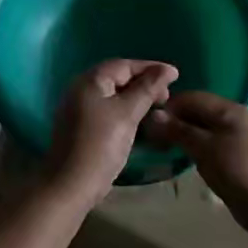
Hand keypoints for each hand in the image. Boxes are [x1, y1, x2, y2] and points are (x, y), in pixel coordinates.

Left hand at [46, 60, 178, 199]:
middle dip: (144, 84)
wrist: (72, 183)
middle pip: (117, 78)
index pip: (123, 65)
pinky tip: (140, 122)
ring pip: (113, 96)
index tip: (175, 76)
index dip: (150, 68)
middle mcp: (80, 90)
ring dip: (136, 99)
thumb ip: (147, 89)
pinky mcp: (81, 126)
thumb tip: (167, 69)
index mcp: (89, 81)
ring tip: (158, 109)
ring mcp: (78, 109)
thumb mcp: (128, 113)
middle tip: (167, 98)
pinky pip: (107, 111)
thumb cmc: (101, 144)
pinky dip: (125, 112)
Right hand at [145, 91, 247, 235]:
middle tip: (149, 137)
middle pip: (195, 112)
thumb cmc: (240, 171)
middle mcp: (233, 119)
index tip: (145, 121)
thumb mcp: (206, 148)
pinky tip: (178, 159)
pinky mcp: (234, 159)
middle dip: (172, 121)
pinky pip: (207, 146)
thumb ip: (179, 130)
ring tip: (159, 149)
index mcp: (229, 110)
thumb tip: (152, 115)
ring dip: (180, 137)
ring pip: (200, 130)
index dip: (168, 106)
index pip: (190, 97)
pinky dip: (191, 149)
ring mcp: (235, 140)